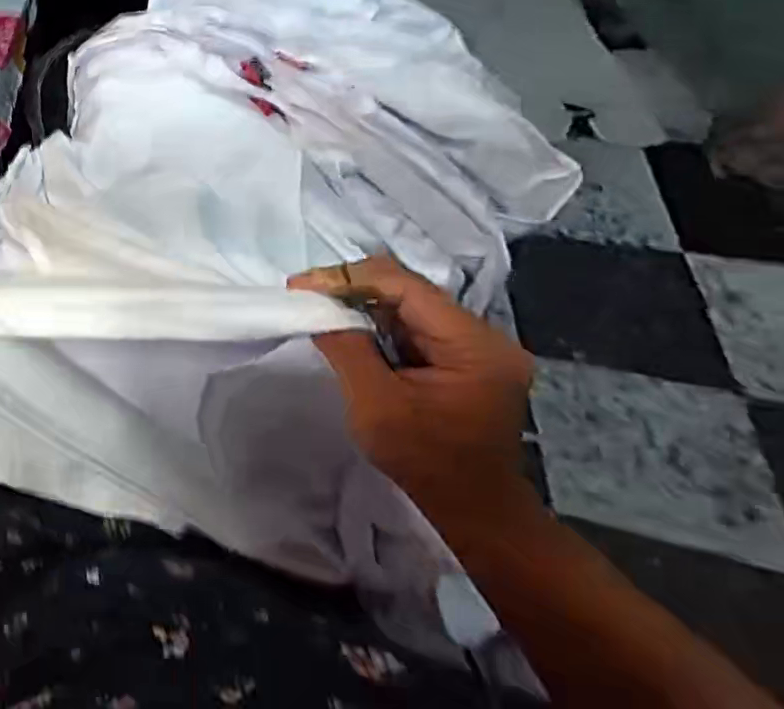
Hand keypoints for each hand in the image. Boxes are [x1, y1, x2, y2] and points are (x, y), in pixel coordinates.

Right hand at [288, 255, 539, 519]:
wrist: (469, 505)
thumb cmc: (423, 457)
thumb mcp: (374, 401)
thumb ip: (346, 346)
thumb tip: (317, 306)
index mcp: (474, 345)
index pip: (406, 287)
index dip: (349, 278)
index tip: (300, 287)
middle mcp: (483, 337)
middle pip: (408, 288)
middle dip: (351, 286)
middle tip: (302, 294)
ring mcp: (473, 346)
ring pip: (406, 302)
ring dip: (358, 303)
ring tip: (316, 309)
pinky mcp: (459, 357)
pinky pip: (410, 323)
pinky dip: (372, 321)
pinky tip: (345, 328)